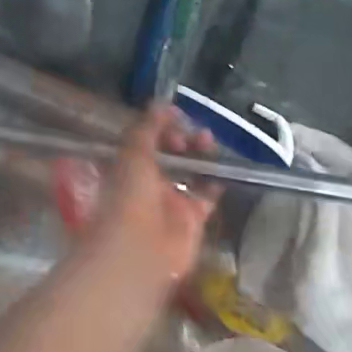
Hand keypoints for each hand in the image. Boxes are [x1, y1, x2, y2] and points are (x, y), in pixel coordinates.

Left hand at [78, 106, 220, 288]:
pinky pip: (206, 194)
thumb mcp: (134, 152)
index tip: (177, 115)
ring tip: (209, 143)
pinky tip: (222, 168)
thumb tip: (161, 102)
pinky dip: (215, 181)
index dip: (162, 125)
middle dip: (184, 138)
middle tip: (195, 132)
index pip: (148, 137)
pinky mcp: (192, 219)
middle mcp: (149, 180)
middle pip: (171, 152)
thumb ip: (148, 126)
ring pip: (190, 170)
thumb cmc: (129, 194)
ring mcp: (171, 199)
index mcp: (130, 163)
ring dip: (201, 155)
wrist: (141, 249)